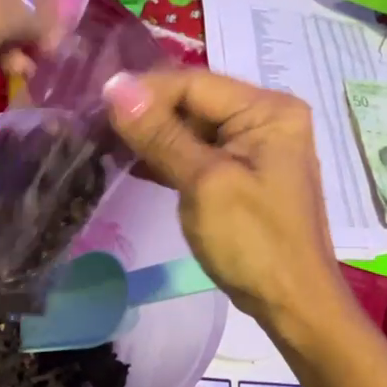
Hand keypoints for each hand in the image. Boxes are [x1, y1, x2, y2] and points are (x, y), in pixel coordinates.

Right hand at [103, 69, 351, 327]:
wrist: (292, 303)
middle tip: (94, 126)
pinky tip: (131, 165)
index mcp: (268, 109)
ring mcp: (255, 147)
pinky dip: (166, 158)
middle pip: (193, 102)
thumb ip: (160, 134)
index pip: (194, 83)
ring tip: (104, 144)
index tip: (95, 108)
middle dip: (145, 114)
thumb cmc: (253, 243)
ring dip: (151, 137)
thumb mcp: (203, 183)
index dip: (143, 92)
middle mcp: (266, 117)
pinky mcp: (242, 174)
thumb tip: (114, 86)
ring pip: (191, 128)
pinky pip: (198, 153)